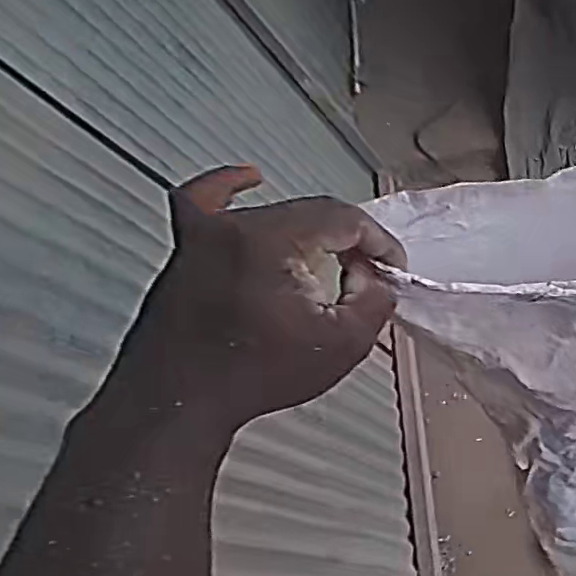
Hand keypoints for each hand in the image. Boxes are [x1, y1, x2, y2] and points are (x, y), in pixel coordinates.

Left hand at [111, 165, 405, 430]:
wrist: (182, 397)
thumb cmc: (253, 373)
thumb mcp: (345, 342)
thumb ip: (374, 300)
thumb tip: (375, 281)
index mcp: (272, 241)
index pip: (345, 219)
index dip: (380, 243)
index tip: (393, 267)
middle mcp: (233, 226)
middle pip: (315, 214)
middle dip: (354, 242)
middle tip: (373, 276)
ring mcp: (204, 233)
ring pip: (279, 214)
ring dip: (318, 236)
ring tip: (337, 266)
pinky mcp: (190, 249)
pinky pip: (208, 201)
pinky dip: (232, 186)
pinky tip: (248, 178)